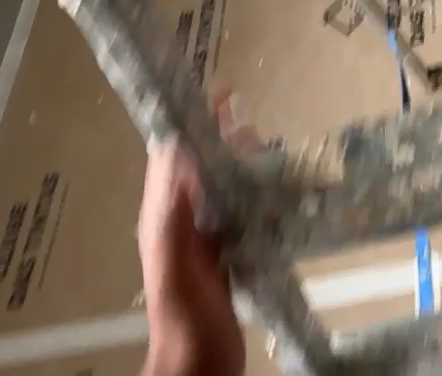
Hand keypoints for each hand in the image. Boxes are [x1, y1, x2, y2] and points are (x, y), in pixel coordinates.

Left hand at [139, 88, 256, 375]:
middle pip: (200, 163)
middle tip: (247, 116)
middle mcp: (181, 220)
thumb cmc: (185, 318)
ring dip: (240, 159)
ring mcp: (204, 236)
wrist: (200, 365)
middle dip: (221, 135)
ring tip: (266, 143)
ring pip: (221, 182)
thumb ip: (173, 216)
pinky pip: (240, 207)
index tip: (219, 93)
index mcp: (163, 216)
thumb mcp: (176, 264)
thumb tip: (179, 158)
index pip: (173, 154)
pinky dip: (256, 188)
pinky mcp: (227, 251)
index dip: (192, 121)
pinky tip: (278, 185)